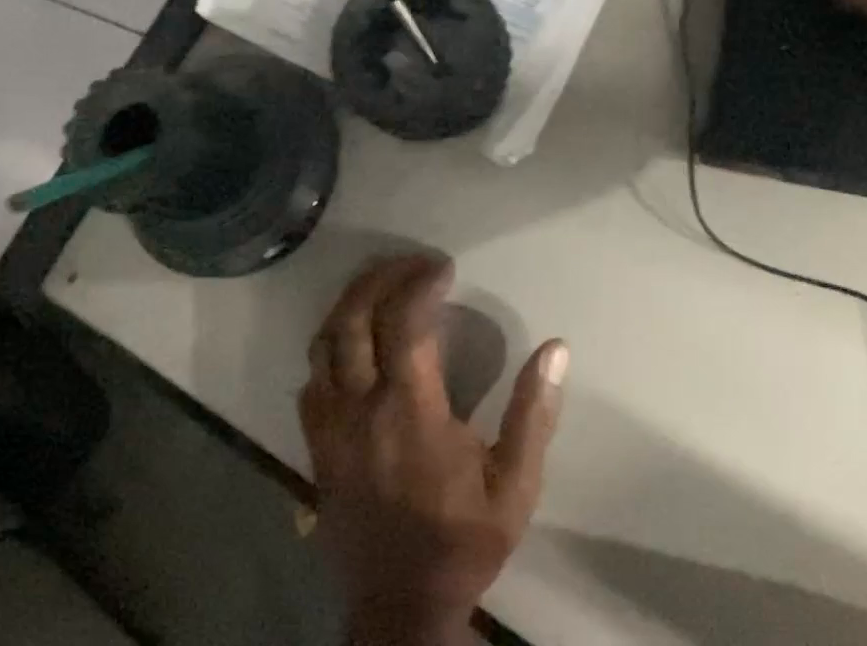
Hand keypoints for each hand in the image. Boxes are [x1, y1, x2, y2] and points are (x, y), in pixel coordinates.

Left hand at [300, 254, 568, 645]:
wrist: (401, 604)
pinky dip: (329, 347)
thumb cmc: (464, 539)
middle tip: (411, 263)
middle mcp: (360, 409)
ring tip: (382, 287)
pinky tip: (354, 344)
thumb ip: (533, 412)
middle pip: (353, 320)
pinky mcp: (315, 447)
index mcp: (411, 412)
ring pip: (322, 345)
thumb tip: (555, 349)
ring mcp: (330, 428)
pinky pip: (310, 380)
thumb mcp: (516, 483)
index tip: (444, 268)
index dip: (422, 284)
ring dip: (350, 305)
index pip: (406, 323)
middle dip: (380, 278)